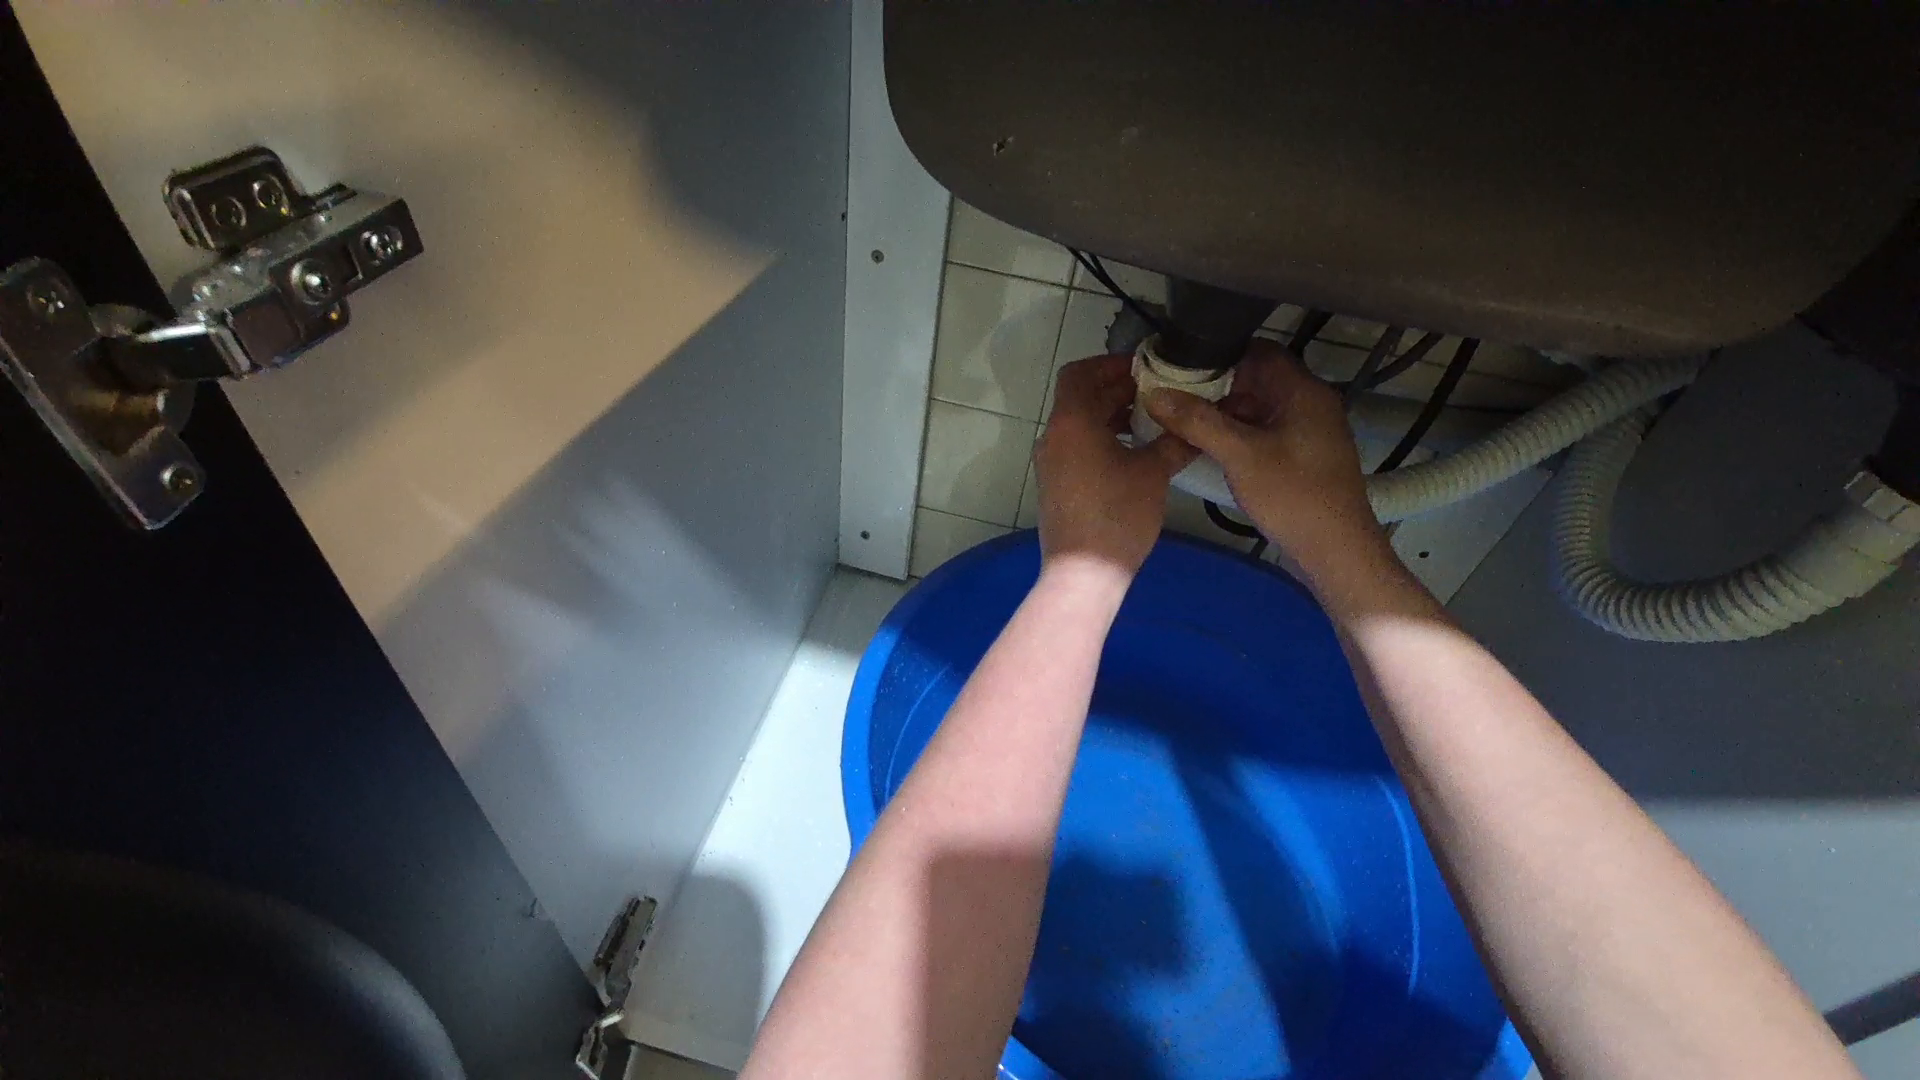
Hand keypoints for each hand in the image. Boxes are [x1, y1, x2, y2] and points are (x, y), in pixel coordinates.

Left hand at [1035, 354, 1195, 575]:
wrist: (1083, 572)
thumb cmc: (1118, 515)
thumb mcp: (1153, 473)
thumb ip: (1174, 442)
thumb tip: (1193, 427)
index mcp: (1071, 422)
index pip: (1080, 373)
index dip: (1109, 364)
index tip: (1142, 369)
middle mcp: (1053, 437)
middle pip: (1080, 398)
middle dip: (1116, 390)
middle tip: (1155, 393)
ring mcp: (1050, 463)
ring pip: (1078, 424)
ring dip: (1110, 416)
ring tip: (1150, 421)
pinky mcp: (1055, 485)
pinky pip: (1075, 447)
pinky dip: (1100, 438)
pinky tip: (1133, 452)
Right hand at [1141, 339, 1389, 579]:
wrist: (1335, 551)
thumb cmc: (1293, 495)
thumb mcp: (1240, 455)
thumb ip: (1197, 421)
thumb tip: (1154, 395)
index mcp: (1303, 391)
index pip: (1259, 352)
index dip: (1220, 354)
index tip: (1181, 366)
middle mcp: (1310, 403)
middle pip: (1257, 379)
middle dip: (1215, 387)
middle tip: (1173, 396)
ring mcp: (1308, 431)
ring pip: (1258, 408)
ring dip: (1224, 413)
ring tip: (1182, 422)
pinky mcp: (1302, 456)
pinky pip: (1264, 431)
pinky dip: (1237, 434)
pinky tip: (1208, 448)